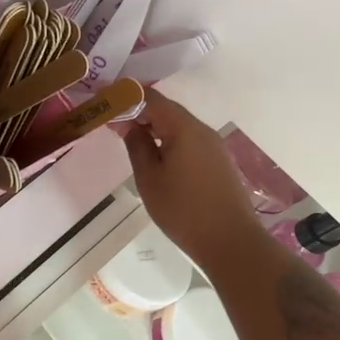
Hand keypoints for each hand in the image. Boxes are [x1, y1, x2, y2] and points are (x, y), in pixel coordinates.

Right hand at [122, 85, 263, 266]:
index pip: (151, 97)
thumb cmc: (183, 210)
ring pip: (178, 125)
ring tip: (131, 140)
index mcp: (183, 128)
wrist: (233, 244)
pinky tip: (156, 157)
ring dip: (153, 127)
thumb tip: (128, 124)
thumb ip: (136, 144)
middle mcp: (201, 130)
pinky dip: (168, 139)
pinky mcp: (218, 161)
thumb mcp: (149, 177)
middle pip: (166, 108)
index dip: (126, 96)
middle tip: (114, 125)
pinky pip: (188, 139)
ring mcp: (213, 146)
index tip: (105, 104)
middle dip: (138, 112)